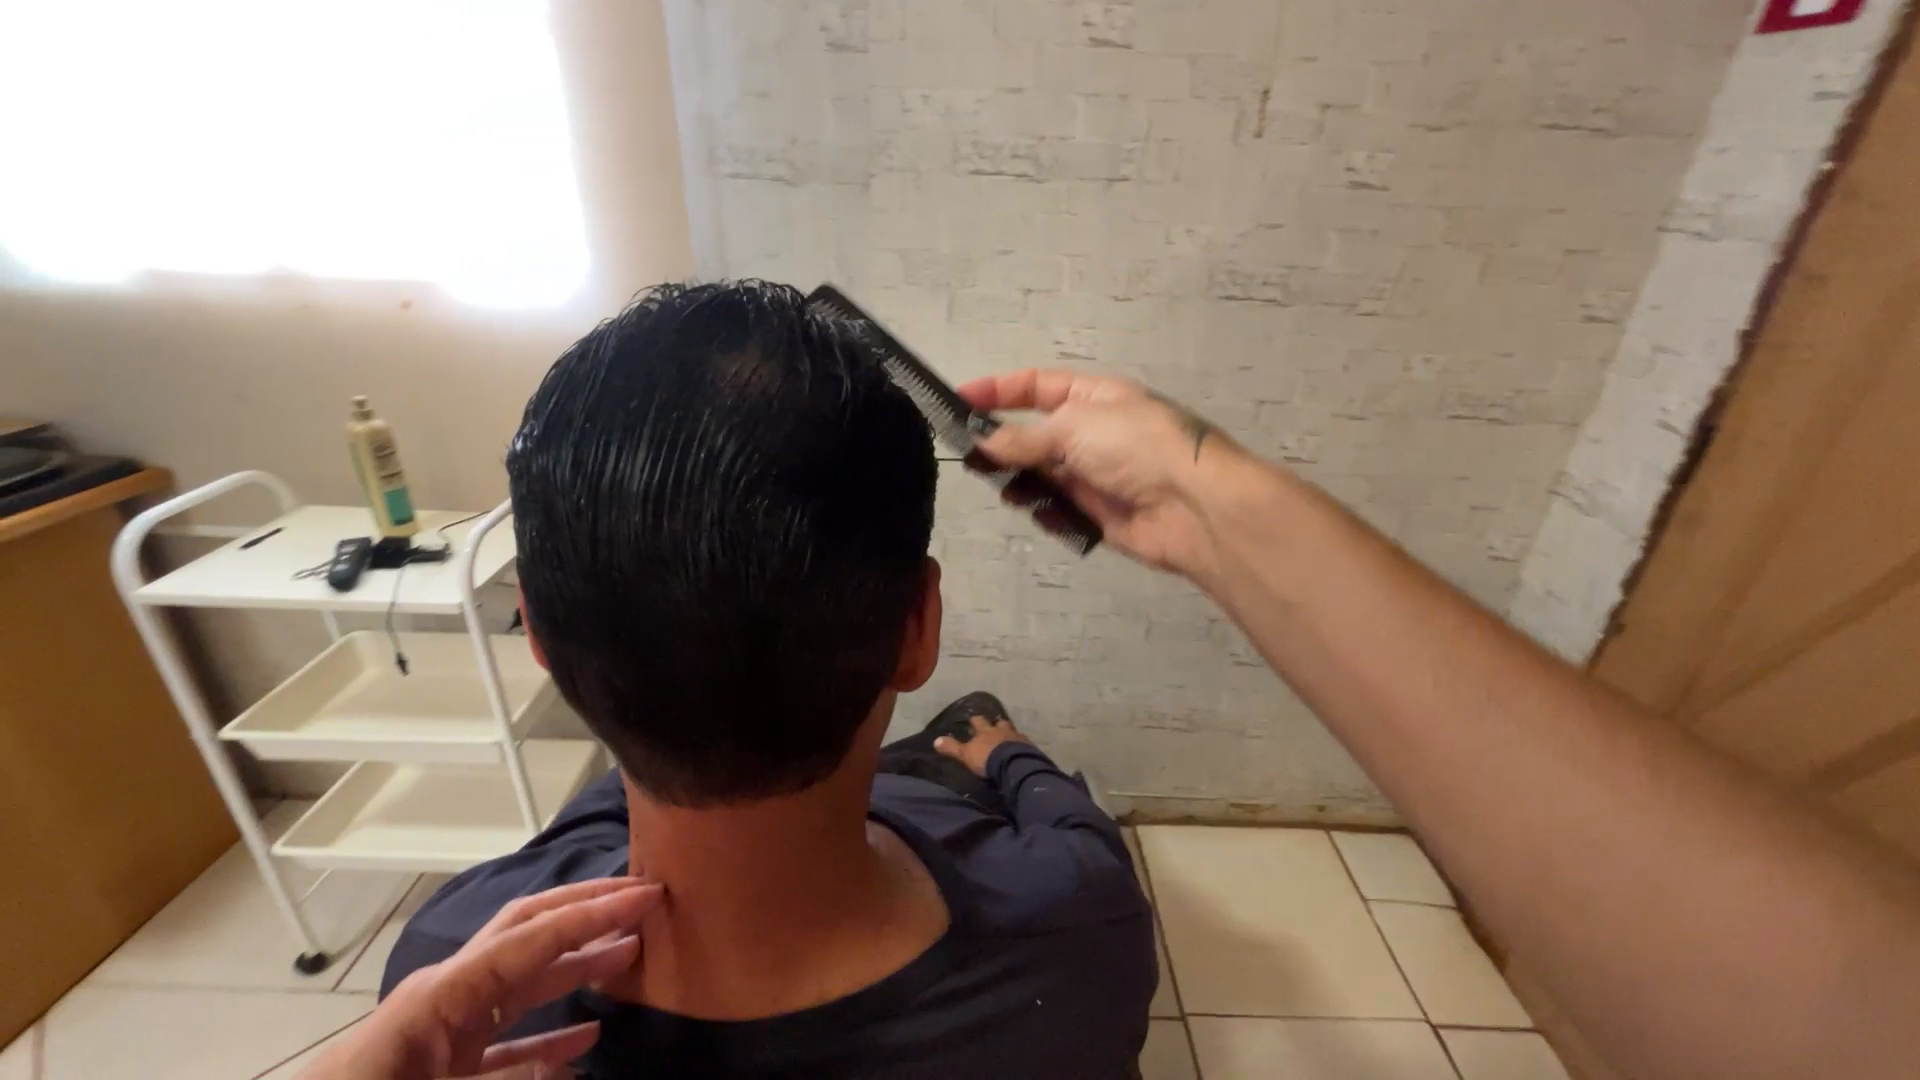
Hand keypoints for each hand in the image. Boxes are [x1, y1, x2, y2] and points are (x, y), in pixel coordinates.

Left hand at [299, 879, 662, 1079]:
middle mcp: (447, 996)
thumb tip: (580, 1048)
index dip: (596, 912)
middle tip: (640, 898)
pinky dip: (549, 1031)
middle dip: (585, 910)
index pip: (534, 936)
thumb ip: (507, 1074)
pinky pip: (506, 1037)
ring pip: (524, 979)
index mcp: (442, 994)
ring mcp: (443, 1030)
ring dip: (578, 963)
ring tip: (630, 954)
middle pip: (528, 931)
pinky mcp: (439, 1064)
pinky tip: (587, 1036)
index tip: (648, 892)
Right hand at [934, 715, 1032, 776]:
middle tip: (995, 725)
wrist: (1013, 765)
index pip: (978, 721)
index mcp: (985, 731)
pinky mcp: (1029, 747)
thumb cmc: (987, 758)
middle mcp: (1002, 730)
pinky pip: (1024, 743)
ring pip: (1012, 731)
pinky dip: (1021, 745)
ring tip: (1008, 737)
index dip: (975, 720)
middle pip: (999, 723)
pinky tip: (1021, 749)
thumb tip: (936, 740)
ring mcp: (1017, 737)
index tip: (973, 718)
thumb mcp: (966, 754)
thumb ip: (952, 747)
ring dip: (1009, 734)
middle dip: (996, 723)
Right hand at [956, 369, 1236, 579]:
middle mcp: (1092, 434)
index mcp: (1092, 398)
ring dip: (1021, 483)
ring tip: (1010, 492)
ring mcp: (1095, 475)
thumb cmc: (1136, 447)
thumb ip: (1024, 437)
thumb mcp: (1074, 427)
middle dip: (1004, 446)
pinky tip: (1045, 514)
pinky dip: (1047, 514)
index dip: (996, 391)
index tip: (957, 402)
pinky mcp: (1098, 515)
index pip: (1034, 386)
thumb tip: (984, 441)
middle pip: (1034, 436)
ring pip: (1042, 477)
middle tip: (973, 460)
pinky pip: (1060, 512)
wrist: (1193, 505)